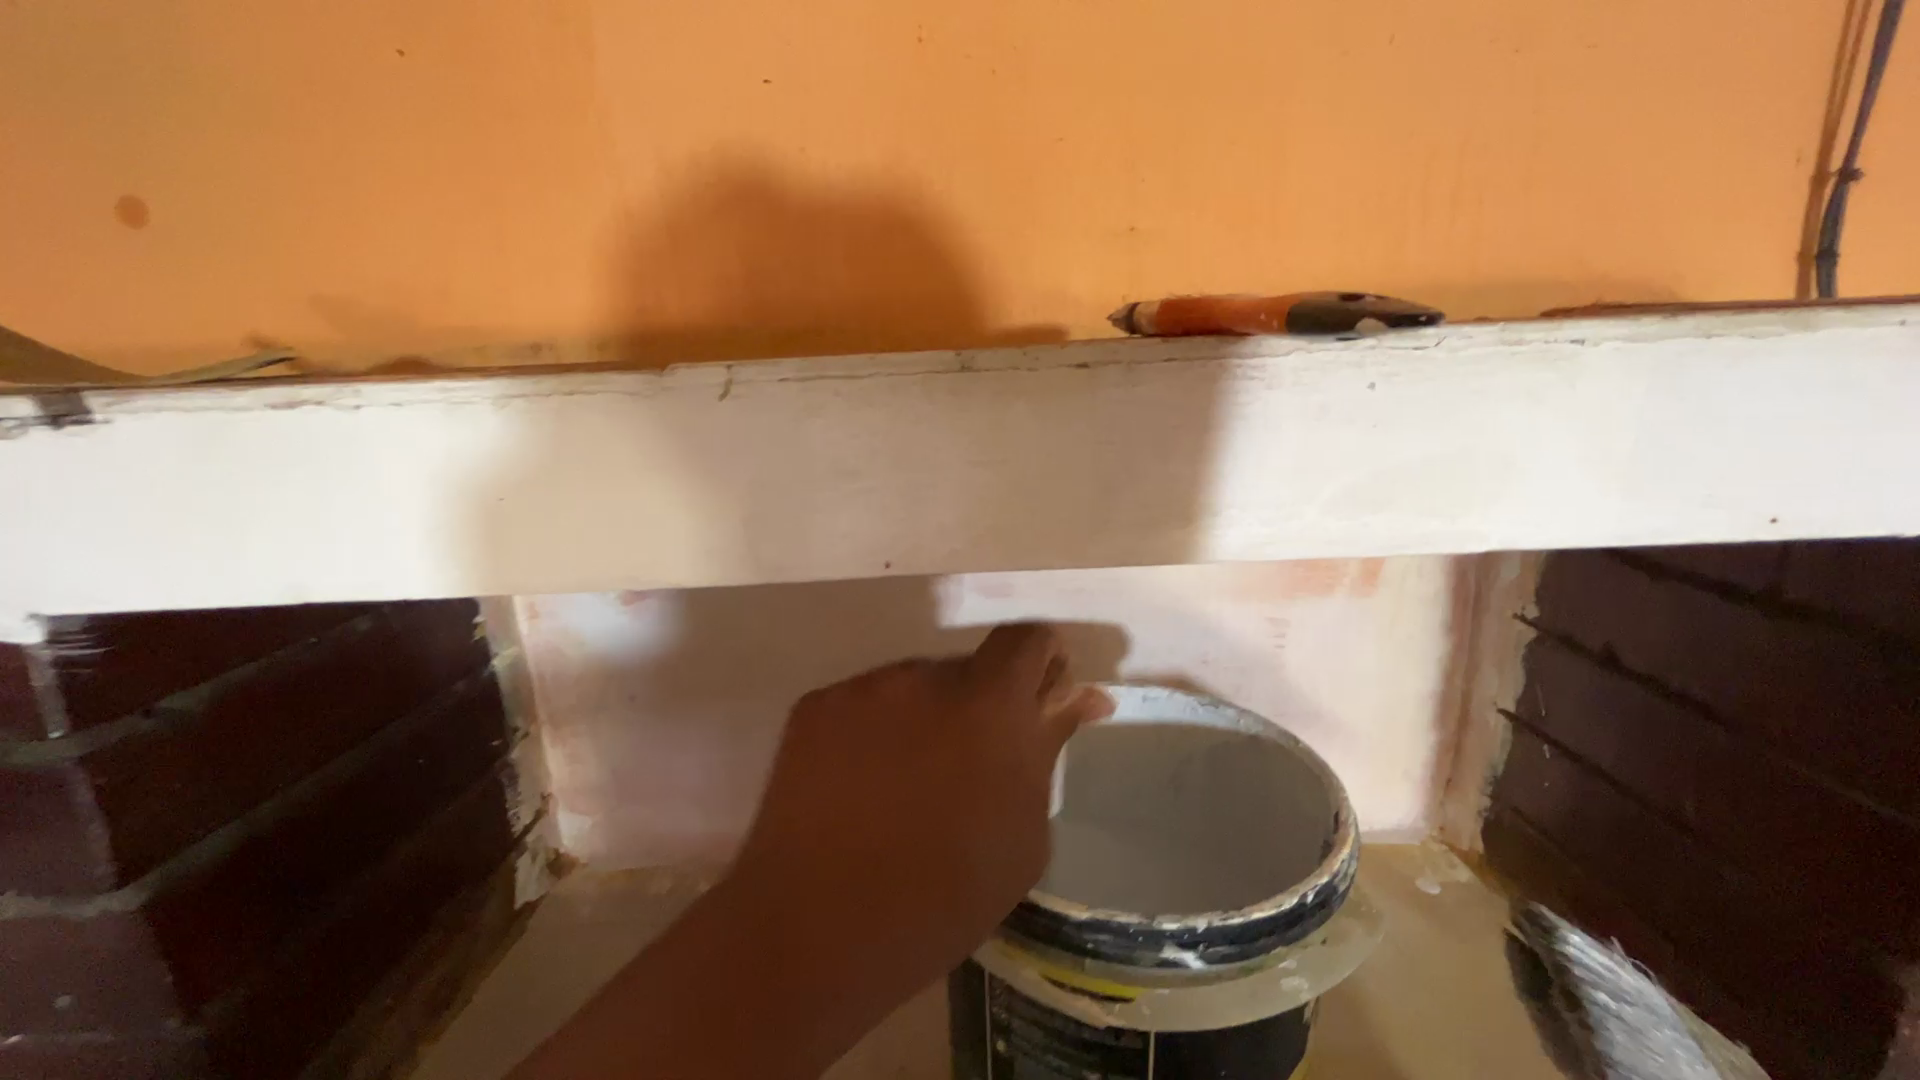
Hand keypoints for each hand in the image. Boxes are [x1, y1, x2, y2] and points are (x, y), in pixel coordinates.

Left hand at [731, 623, 1113, 977]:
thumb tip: (1080, 697)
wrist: (822, 927)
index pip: (1027, 639)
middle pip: (966, 669)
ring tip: (905, 788)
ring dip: (923, 720)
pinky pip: (862, 706)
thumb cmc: (947, 893)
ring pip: (911, 689)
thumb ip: (1047, 748)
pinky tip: (861, 789)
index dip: (1041, 662)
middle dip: (978, 705)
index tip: (1038, 701)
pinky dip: (873, 734)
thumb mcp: (1025, 830)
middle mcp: (925, 676)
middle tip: (967, 768)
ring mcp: (863, 688)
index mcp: (990, 702)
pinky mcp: (815, 707)